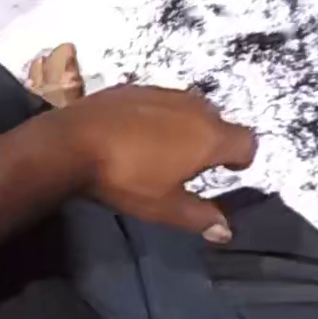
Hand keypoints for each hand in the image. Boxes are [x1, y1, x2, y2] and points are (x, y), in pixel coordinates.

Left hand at [49, 85, 255, 240]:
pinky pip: (154, 101)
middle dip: (212, 140)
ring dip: (183, 125)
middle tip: (193, 162)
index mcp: (209, 136)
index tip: (231, 169)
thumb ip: (197, 216)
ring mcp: (160, 92)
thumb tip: (225, 230)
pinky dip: (153, 115)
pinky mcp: (130, 88)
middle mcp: (192, 107)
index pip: (246, 141)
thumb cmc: (124, 178)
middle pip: (217, 121)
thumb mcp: (162, 206)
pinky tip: (133, 131)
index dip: (242, 158)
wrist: (71, 142)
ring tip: (163, 147)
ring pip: (186, 107)